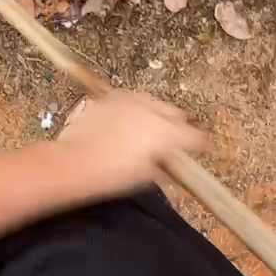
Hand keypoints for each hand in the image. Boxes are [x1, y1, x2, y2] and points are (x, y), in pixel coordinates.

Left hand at [53, 91, 206, 199]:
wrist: (74, 161)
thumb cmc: (112, 175)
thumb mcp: (144, 177)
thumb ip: (163, 169)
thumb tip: (169, 169)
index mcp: (166, 132)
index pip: (194, 135)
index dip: (199, 142)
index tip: (200, 147)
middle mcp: (152, 111)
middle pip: (175, 113)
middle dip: (178, 125)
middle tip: (174, 139)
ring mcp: (130, 101)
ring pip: (153, 102)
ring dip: (156, 113)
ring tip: (151, 126)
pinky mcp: (111, 98)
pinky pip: (130, 99)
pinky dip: (135, 107)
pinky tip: (129, 117)